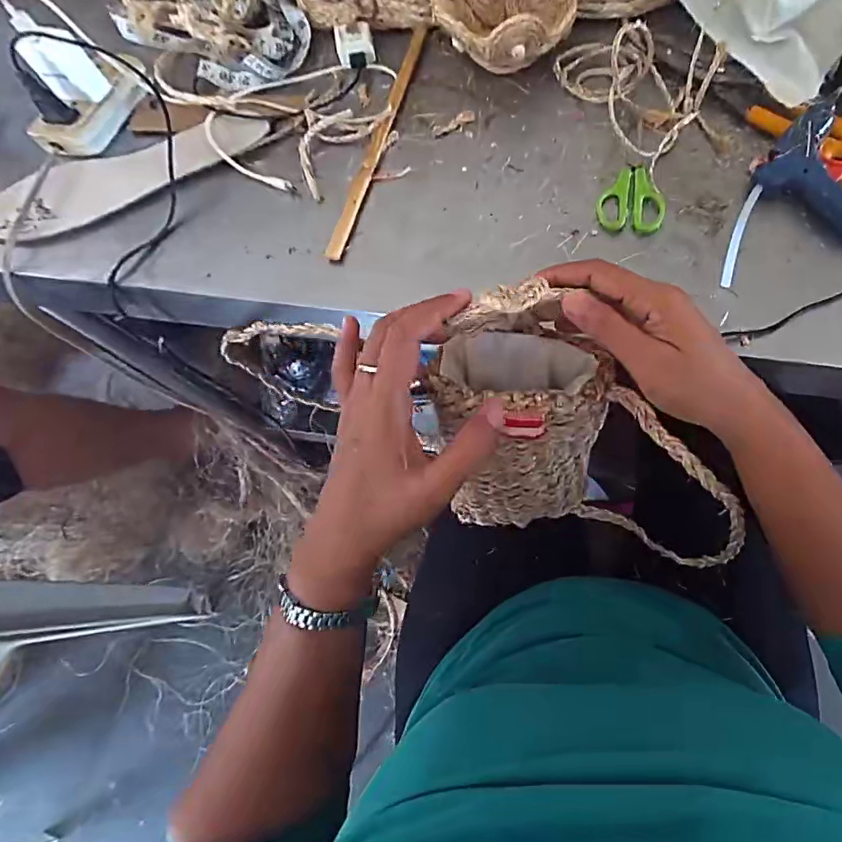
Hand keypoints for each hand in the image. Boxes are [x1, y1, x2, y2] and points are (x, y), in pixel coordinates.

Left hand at [288, 291, 501, 610]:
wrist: (339, 538)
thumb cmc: (387, 514)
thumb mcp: (437, 487)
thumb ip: (470, 448)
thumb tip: (502, 407)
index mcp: (385, 404)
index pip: (405, 338)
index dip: (433, 312)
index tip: (464, 302)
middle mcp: (365, 394)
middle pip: (388, 332)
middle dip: (424, 311)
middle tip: (461, 309)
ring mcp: (353, 402)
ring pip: (371, 345)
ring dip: (403, 324)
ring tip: (439, 325)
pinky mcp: (349, 413)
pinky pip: (348, 368)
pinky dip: (352, 342)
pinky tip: (351, 326)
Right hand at [536, 260, 770, 436]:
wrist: (737, 408)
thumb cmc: (694, 388)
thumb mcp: (645, 361)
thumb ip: (607, 327)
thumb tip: (569, 298)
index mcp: (654, 298)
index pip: (599, 273)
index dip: (562, 275)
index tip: (529, 288)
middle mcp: (657, 296)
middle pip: (604, 282)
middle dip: (566, 290)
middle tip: (531, 309)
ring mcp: (661, 311)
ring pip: (612, 299)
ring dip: (580, 306)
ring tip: (545, 322)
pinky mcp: (662, 328)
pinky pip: (623, 315)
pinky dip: (597, 321)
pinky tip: (578, 335)